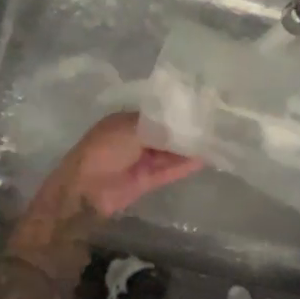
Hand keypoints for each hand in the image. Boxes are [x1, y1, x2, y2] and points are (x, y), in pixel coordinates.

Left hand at [49, 113, 203, 217]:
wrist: (84, 191)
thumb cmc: (102, 151)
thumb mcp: (130, 130)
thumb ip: (158, 127)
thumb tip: (183, 124)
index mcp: (126, 121)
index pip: (157, 114)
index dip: (176, 112)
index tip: (199, 107)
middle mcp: (135, 139)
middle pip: (165, 133)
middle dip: (185, 130)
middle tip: (212, 124)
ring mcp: (141, 161)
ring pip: (169, 152)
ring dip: (188, 148)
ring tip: (214, 140)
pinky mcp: (146, 180)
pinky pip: (168, 170)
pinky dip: (184, 165)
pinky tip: (203, 159)